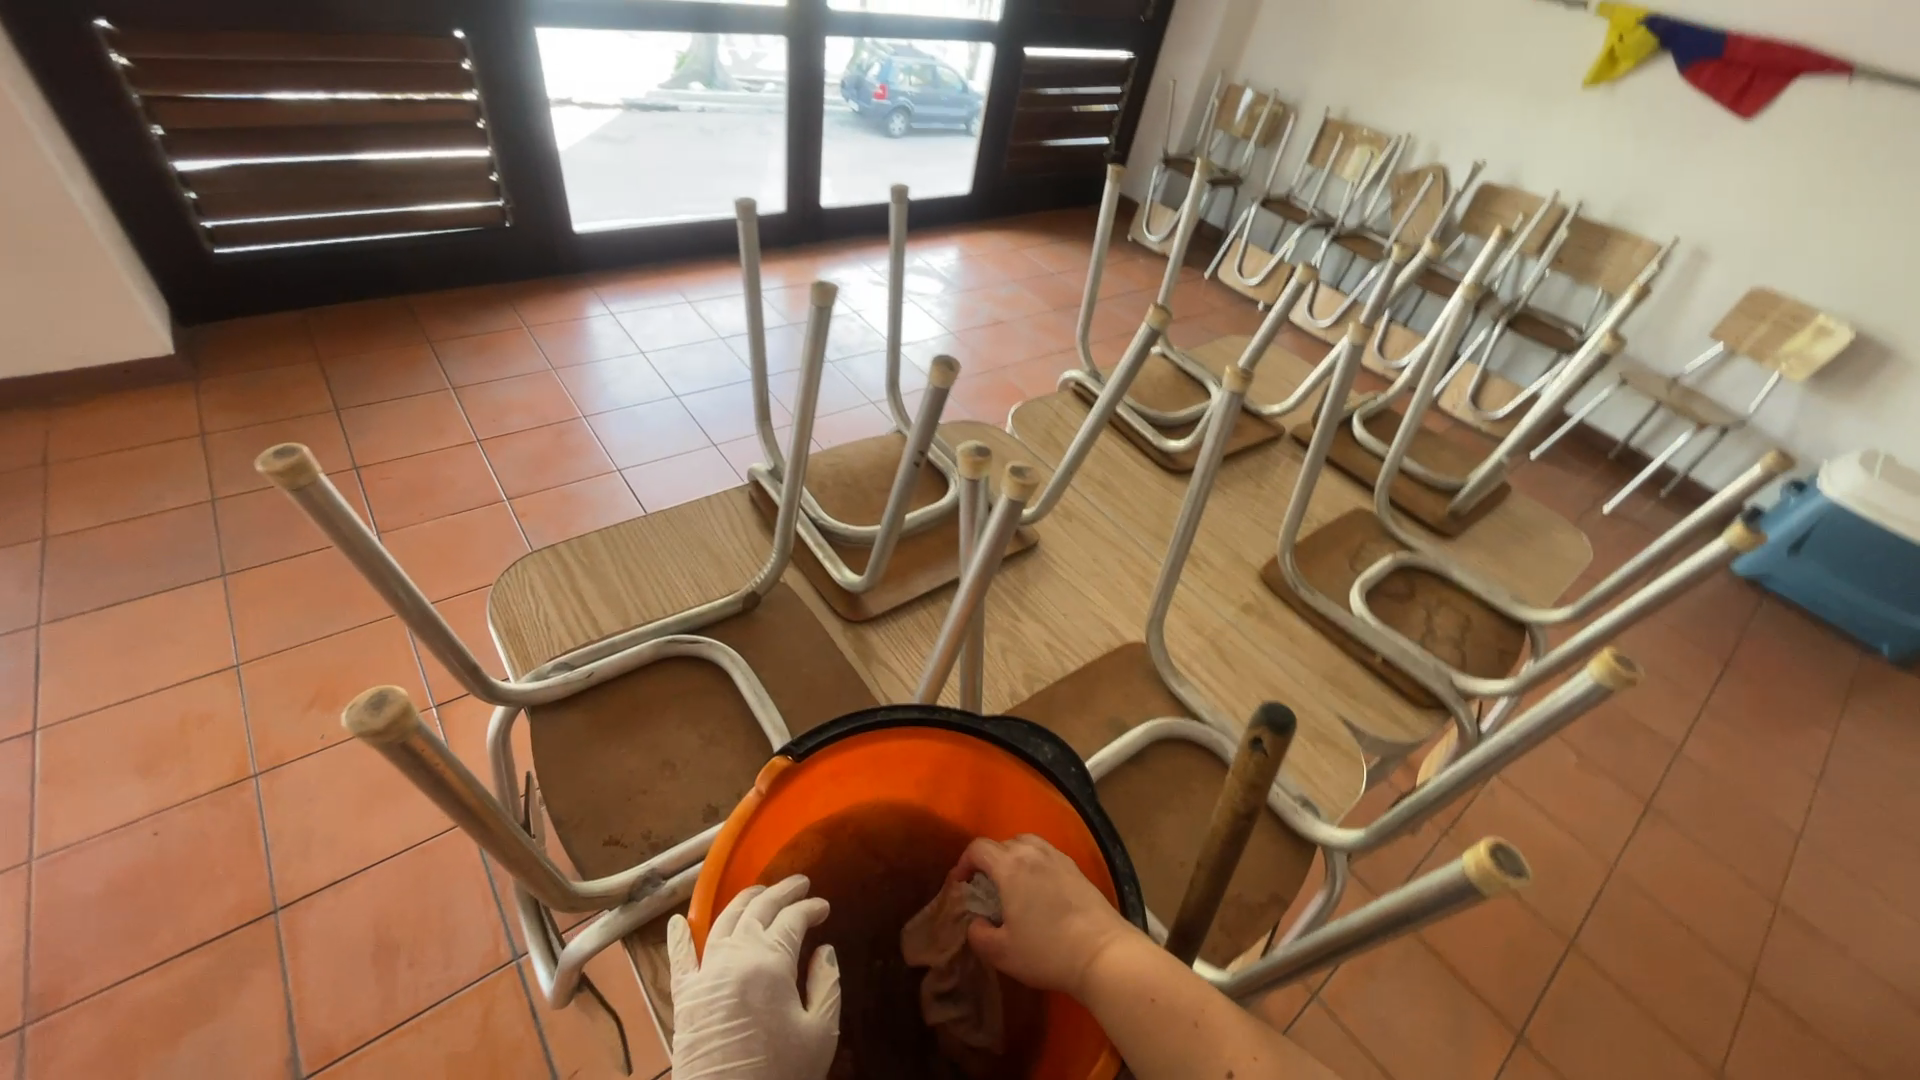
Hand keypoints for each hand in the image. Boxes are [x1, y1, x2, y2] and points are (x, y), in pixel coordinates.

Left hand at [667, 875, 840, 1079]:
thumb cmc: (780, 1075)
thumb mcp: (820, 1033)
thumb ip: (826, 984)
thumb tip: (824, 950)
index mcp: (770, 962)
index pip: (793, 919)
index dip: (810, 908)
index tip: (823, 906)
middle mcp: (735, 957)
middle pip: (759, 910)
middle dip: (781, 892)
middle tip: (799, 883)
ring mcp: (705, 975)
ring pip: (723, 922)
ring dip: (743, 901)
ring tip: (759, 891)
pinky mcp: (683, 999)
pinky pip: (679, 960)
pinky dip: (679, 938)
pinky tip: (679, 922)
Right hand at [955, 835, 1141, 999]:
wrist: (1103, 953)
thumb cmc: (1048, 951)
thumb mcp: (1002, 952)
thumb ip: (979, 934)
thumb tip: (978, 922)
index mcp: (1010, 866)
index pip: (978, 848)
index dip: (964, 863)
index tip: (961, 885)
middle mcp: (1034, 852)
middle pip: (1003, 843)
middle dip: (989, 861)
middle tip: (986, 888)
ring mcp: (1059, 857)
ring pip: (1028, 844)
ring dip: (1014, 858)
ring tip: (1013, 884)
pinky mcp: (1077, 869)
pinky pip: (1047, 855)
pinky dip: (1036, 864)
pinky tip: (1040, 890)